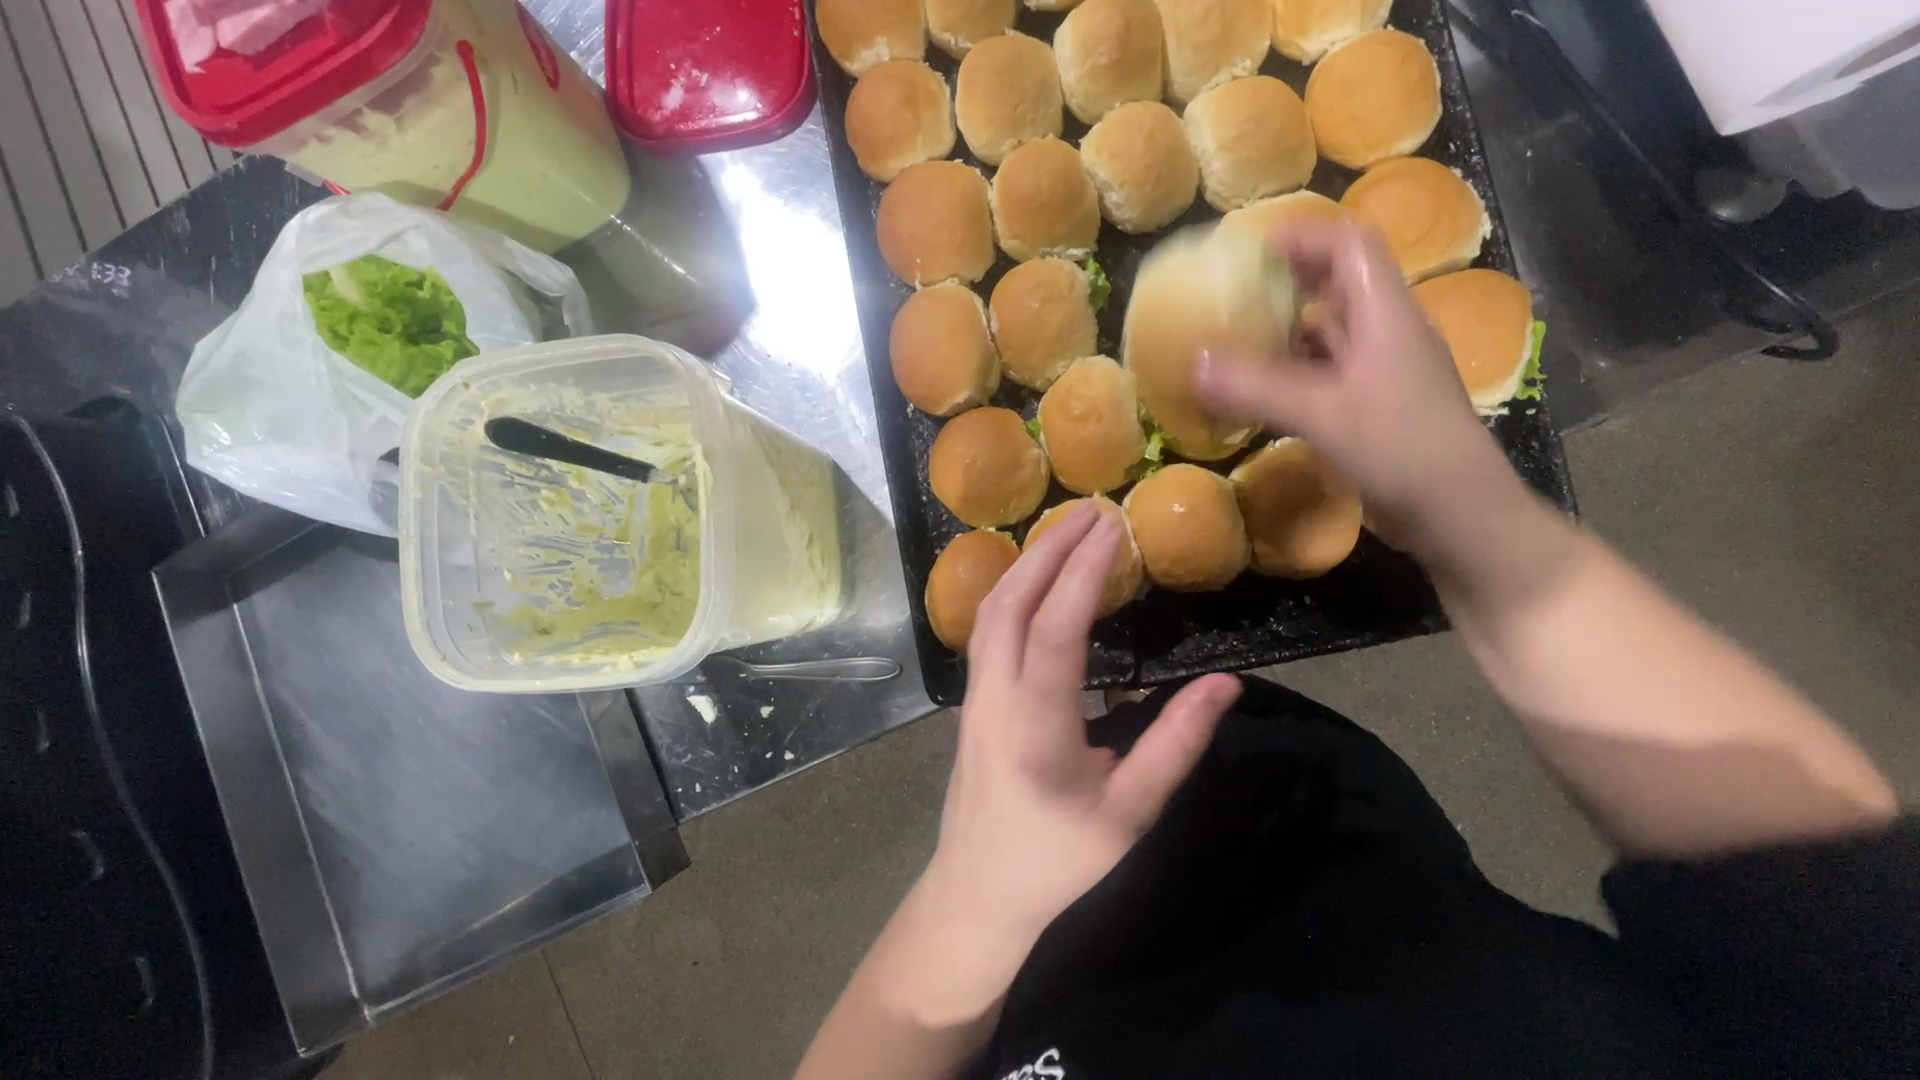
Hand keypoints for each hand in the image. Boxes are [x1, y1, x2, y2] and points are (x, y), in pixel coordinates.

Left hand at [922, 502, 1242, 944]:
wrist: (980, 890)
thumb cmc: (1059, 858)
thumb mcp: (1130, 812)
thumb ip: (1175, 746)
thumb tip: (1225, 684)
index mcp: (1036, 729)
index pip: (1054, 632)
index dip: (1082, 575)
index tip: (1112, 529)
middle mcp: (994, 701)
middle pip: (1010, 605)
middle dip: (1049, 550)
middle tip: (1092, 510)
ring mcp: (973, 698)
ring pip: (989, 613)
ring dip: (1026, 564)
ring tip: (1067, 531)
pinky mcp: (970, 701)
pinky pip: (985, 630)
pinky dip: (1012, 590)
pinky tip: (1037, 580)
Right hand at [1191, 220, 1524, 553]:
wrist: (1460, 512)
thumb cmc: (1401, 449)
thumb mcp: (1323, 414)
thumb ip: (1257, 388)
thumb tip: (1193, 364)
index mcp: (1386, 315)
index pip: (1351, 246)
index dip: (1305, 235)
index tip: (1252, 246)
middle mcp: (1388, 333)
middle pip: (1341, 283)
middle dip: (1289, 280)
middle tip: (1236, 291)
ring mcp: (1385, 371)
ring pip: (1334, 331)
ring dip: (1290, 328)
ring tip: (1240, 337)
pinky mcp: (1378, 406)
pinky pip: (1330, 372)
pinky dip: (1295, 370)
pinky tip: (1264, 390)